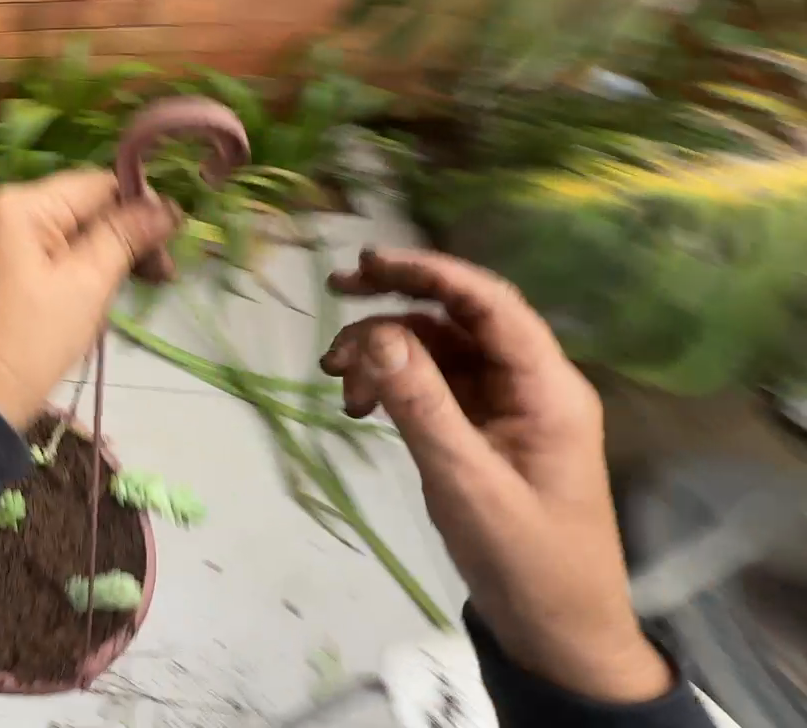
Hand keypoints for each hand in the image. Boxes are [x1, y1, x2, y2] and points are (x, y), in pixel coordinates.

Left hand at [0, 170, 169, 428]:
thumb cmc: (35, 339)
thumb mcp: (89, 282)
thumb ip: (127, 234)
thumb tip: (167, 204)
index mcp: (16, 203)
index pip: (95, 184)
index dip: (139, 206)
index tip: (172, 240)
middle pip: (83, 204)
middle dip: (126, 234)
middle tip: (163, 274)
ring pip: (71, 225)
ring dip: (109, 250)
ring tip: (147, 282)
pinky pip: (51, 243)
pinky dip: (81, 260)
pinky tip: (108, 284)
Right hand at [322, 249, 672, 704]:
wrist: (551, 623)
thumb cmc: (523, 554)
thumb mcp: (466, 479)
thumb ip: (421, 403)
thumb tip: (374, 335)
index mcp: (544, 387)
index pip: (489, 304)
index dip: (431, 271)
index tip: (367, 262)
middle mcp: (521, 381)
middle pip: (454, 313)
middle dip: (393, 297)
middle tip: (334, 290)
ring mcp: (494, 399)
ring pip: (427, 344)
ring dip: (376, 350)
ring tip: (336, 379)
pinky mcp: (470, 419)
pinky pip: (419, 378)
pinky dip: (382, 381)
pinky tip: (356, 406)